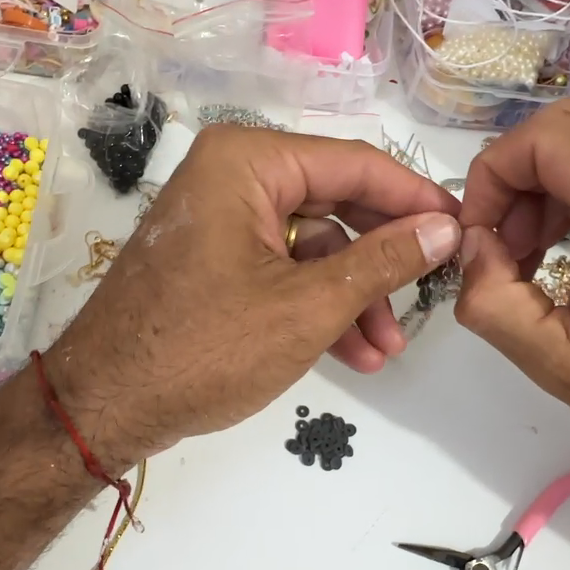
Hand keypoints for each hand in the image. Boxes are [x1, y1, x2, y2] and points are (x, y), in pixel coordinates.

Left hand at [45, 126, 461, 466]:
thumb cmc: (205, 348)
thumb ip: (382, 262)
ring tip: (386, 351)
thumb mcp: (307, 306)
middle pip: (334, 206)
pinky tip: (352, 353)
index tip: (464, 228)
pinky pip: (280, 271)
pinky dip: (314, 307)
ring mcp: (219, 221)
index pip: (354, 165)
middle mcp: (231, 177)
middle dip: (381, 262)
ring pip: (311, 248)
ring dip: (352, 298)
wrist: (105, 407)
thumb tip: (445, 229)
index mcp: (247, 162)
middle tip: (431, 295)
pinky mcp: (213, 262)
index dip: (414, 200)